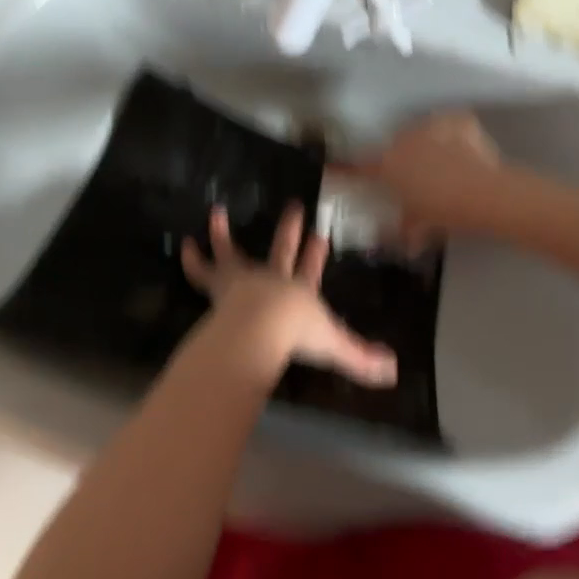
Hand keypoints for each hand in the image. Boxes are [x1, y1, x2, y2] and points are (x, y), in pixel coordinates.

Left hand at [181, 203, 397, 387]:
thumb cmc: (298, 334)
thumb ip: (361, 359)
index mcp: (299, 290)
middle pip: (281, 250)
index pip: (310, 270)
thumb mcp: (335, 347)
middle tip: (293, 207)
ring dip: (222, 234)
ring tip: (215, 212)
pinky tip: (185, 245)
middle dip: (289, 230)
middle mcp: (272, 278)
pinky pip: (202, 271)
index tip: (320, 234)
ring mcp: (244, 279)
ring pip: (232, 253)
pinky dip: (193, 260)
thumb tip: (393, 371)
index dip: (315, 255)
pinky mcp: (220, 286)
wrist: (262, 326)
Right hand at [345, 111, 501, 238]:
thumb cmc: (445, 212)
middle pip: (394, 147)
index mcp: (388, 165)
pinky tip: (463, 151)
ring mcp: (431, 126)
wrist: (485, 194)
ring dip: (426, 146)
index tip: (333, 169)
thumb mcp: (420, 224)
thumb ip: (406, 227)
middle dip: (400, 161)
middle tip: (415, 178)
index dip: (344, 170)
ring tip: (443, 165)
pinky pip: (449, 127)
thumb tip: (408, 239)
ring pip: (421, 133)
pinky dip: (453, 136)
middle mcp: (403, 140)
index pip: (358, 166)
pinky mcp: (457, 120)